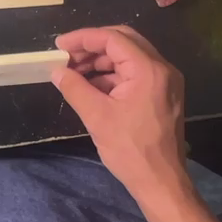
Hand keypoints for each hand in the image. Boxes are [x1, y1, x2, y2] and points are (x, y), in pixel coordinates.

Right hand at [53, 26, 190, 207]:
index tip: (59, 46)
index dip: (83, 38)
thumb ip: (74, 87)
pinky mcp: (163, 94)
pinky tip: (92, 86)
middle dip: (92, 46)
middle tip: (67, 56)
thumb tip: (56, 71)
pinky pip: (134, 73)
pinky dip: (112, 75)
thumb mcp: (96, 116)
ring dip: (101, 61)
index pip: (113, 39)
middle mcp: (162, 69)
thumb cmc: (130, 150)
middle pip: (124, 41)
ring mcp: (165, 82)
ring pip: (129, 57)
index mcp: (148, 70)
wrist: (161, 182)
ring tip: (74, 73)